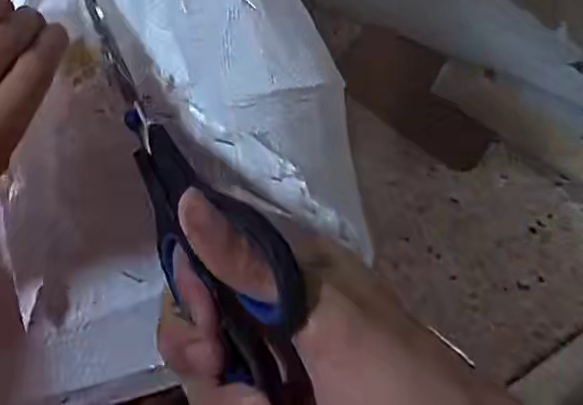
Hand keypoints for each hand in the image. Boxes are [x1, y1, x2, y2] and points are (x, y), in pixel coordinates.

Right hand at [158, 190, 516, 404]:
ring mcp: (268, 365)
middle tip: (215, 367)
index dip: (189, 282)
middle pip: (193, 315)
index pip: (205, 255)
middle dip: (191, 345)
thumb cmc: (396, 381)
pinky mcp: (268, 402)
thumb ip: (249, 264)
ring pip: (203, 370)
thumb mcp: (324, 317)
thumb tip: (187, 199)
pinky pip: (223, 401)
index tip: (205, 318)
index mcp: (282, 270)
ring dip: (217, 395)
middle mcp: (266, 310)